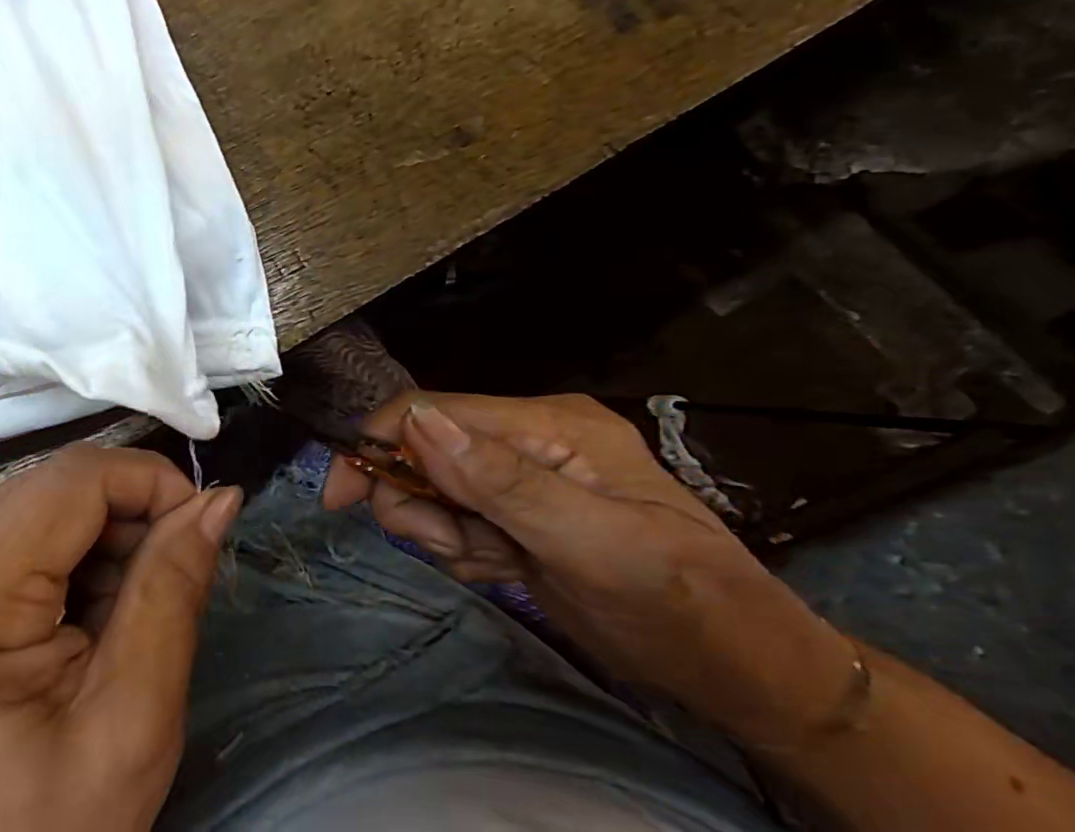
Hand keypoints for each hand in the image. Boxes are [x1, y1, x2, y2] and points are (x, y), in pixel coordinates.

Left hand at [0, 444, 242, 831]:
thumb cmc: (56, 821)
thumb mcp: (136, 711)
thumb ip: (174, 585)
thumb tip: (220, 496)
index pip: (76, 479)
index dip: (152, 484)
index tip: (197, 533)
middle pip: (60, 483)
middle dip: (130, 515)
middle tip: (163, 585)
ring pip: (48, 495)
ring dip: (105, 535)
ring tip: (122, 611)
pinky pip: (24, 520)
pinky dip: (74, 549)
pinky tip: (84, 609)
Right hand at [323, 391, 858, 745]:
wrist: (734, 663)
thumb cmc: (679, 600)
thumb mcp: (594, 542)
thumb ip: (503, 480)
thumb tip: (418, 421)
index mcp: (548, 425)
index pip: (438, 411)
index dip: (381, 443)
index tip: (340, 495)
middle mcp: (529, 441)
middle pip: (427, 450)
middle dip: (421, 501)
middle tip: (454, 546)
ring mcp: (522, 481)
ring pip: (435, 490)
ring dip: (442, 531)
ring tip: (492, 563)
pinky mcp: (517, 517)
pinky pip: (456, 521)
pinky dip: (461, 548)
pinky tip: (500, 568)